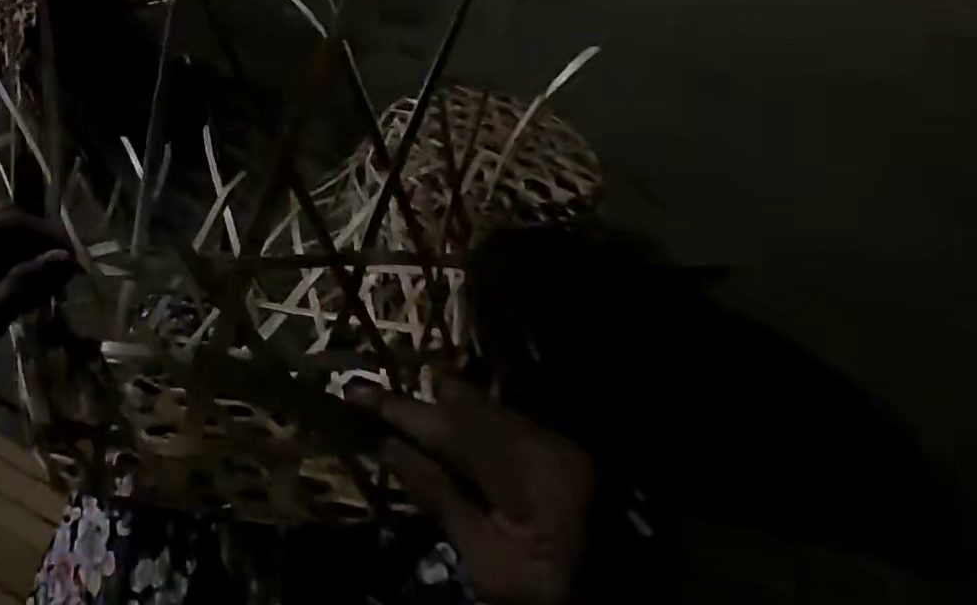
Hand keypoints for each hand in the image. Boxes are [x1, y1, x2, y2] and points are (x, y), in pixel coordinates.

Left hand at [0, 209, 76, 432]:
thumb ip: (24, 285)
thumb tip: (67, 258)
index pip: (4, 221)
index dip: (43, 231)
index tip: (75, 253)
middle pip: (0, 231)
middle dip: (37, 243)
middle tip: (70, 267)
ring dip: (27, 261)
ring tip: (57, 282)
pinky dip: (13, 278)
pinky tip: (33, 297)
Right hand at [350, 376, 593, 604]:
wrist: (625, 597)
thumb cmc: (548, 594)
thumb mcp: (487, 565)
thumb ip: (436, 496)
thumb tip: (386, 446)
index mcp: (523, 473)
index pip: (444, 428)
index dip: (395, 409)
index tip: (352, 392)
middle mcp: (540, 439)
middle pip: (462, 404)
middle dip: (415, 399)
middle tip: (371, 394)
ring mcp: (552, 439)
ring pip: (479, 406)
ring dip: (436, 408)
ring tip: (399, 410)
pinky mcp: (557, 446)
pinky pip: (496, 418)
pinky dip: (463, 420)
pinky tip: (442, 427)